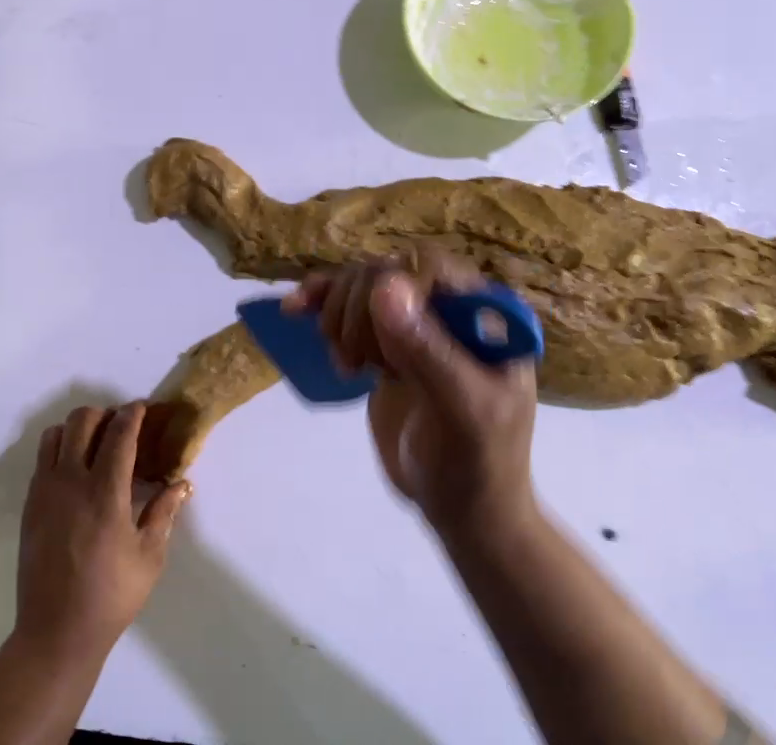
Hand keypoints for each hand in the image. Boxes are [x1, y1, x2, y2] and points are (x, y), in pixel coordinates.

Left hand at [15, 403, 191, 658]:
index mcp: (104, 492)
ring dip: (78, 428)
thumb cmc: (111, 596)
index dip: (132, 414)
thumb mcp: (149, 556)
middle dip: (105, 414)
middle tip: (122, 427)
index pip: (119, 434)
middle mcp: (70, 480)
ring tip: (97, 444)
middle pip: (82, 421)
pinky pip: (42, 458)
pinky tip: (76, 471)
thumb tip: (182, 483)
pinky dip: (60, 449)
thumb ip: (164, 512)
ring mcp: (44, 490)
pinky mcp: (29, 503)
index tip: (143, 407)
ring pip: (56, 433)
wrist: (57, 629)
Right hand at [287, 248, 537, 534]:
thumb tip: (385, 286)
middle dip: (357, 309)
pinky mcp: (385, 349)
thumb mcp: (461, 410)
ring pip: (360, 288)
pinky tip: (293, 310)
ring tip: (344, 363)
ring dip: (337, 314)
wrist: (463, 509)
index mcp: (482, 315)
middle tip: (354, 360)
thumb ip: (428, 349)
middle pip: (384, 273)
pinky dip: (319, 308)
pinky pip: (348, 313)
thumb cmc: (476, 463)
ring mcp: (413, 329)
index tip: (371, 334)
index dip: (388, 287)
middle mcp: (447, 311)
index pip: (426, 267)